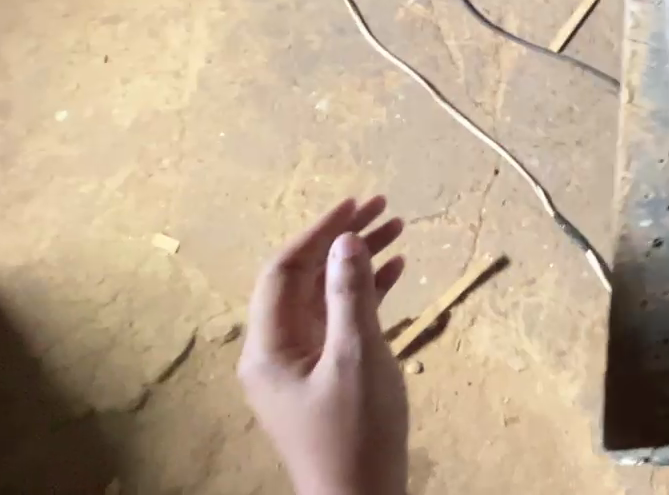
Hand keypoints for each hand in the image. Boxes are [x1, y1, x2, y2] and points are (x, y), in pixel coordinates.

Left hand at [239, 196, 408, 494]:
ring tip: (398, 227)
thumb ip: (350, 295)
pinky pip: (343, 315)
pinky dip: (368, 288)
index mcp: (270, 347)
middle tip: (384, 206)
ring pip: (328, 293)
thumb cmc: (355, 427)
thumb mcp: (357, 355)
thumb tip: (346, 241)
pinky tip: (396, 268)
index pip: (285, 271)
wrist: (361, 493)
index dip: (319, 232)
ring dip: (360, 259)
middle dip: (343, 239)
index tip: (356, 203)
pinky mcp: (328, 369)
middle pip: (307, 278)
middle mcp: (279, 348)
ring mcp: (304, 360)